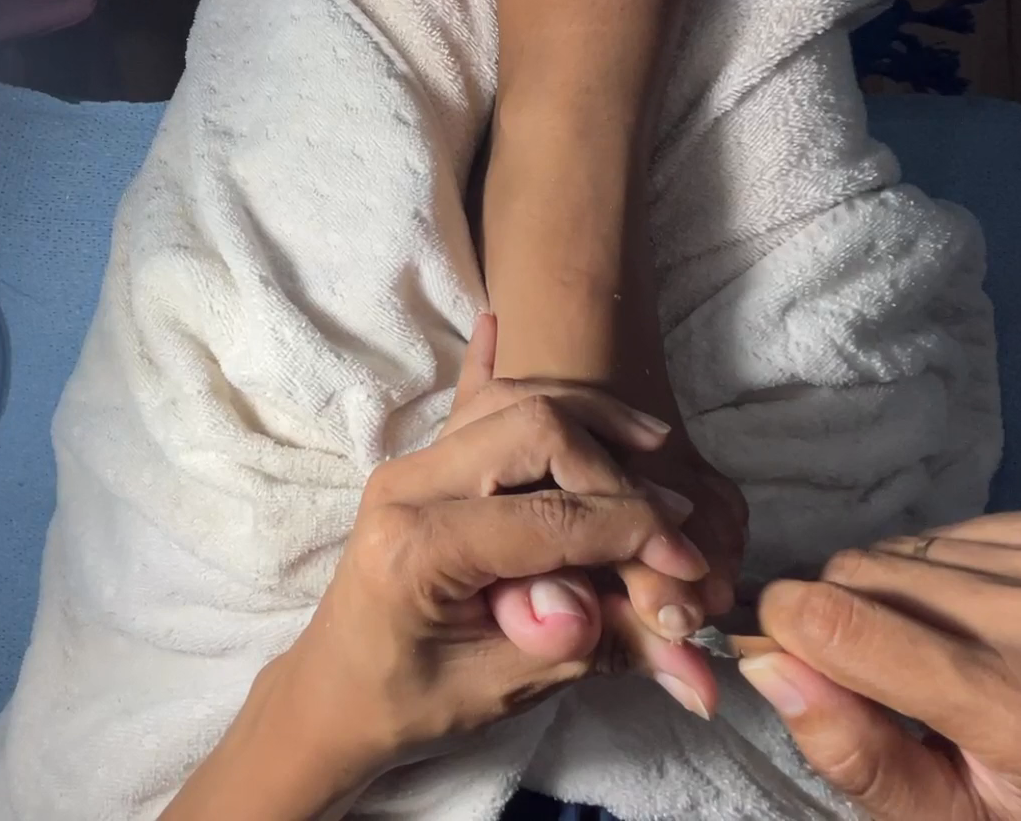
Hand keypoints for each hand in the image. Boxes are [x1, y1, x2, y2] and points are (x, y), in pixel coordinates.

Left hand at [445, 313, 744, 716]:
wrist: (335, 684)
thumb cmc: (406, 698)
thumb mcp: (496, 690)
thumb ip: (582, 649)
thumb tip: (679, 642)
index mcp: (417, 547)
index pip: (547, 517)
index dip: (628, 533)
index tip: (685, 560)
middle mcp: (406, 484)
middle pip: (529, 427)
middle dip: (610, 465)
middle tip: (665, 513)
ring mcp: (409, 463)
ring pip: (508, 400)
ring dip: (584, 415)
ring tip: (648, 439)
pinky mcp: (420, 461)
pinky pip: (466, 399)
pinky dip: (496, 364)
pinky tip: (499, 322)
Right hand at [738, 508, 1020, 819]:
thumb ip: (853, 752)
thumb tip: (764, 660)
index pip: (843, 622)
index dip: (787, 630)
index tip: (795, 664)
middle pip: (859, 571)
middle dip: (842, 617)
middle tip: (892, 679)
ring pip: (896, 545)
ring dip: (893, 593)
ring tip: (952, 650)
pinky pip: (946, 529)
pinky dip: (940, 571)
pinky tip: (990, 619)